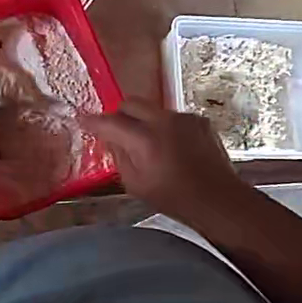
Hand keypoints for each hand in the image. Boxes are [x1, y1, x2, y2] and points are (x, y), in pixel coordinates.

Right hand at [82, 100, 246, 220]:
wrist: (218, 199)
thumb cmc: (174, 198)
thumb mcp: (135, 184)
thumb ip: (119, 156)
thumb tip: (112, 139)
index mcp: (144, 140)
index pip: (110, 122)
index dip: (93, 121)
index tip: (82, 120)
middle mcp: (163, 121)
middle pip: (130, 103)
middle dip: (119, 114)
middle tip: (117, 131)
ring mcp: (184, 118)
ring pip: (152, 109)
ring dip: (143, 121)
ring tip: (149, 144)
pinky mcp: (199, 120)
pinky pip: (172, 117)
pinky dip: (165, 127)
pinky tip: (172, 147)